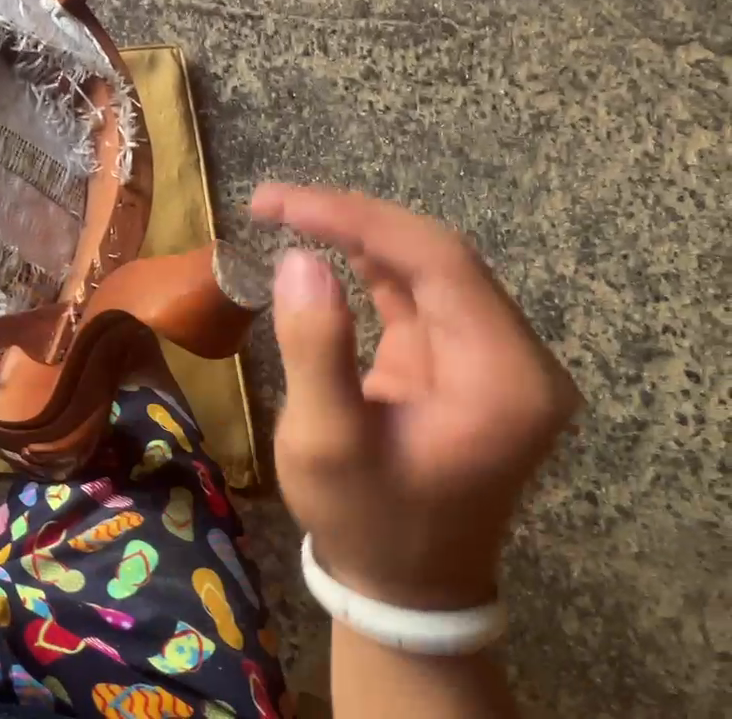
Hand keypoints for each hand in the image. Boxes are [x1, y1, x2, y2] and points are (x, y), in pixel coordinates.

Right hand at [251, 184, 581, 610]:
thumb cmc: (364, 515)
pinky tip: (321, 248)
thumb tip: (296, 260)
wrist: (401, 580)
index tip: (276, 204)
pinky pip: (416, 295)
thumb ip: (316, 347)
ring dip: (356, 234)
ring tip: (283, 212)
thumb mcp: (328, 439)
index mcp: (503, 377)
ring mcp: (487, 360)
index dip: (356, 219)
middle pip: (439, 256)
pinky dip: (365, 265)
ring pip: (427, 268)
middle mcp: (512, 359)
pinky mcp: (455, 365)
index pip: (440, 262)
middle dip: (352, 217)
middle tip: (269, 202)